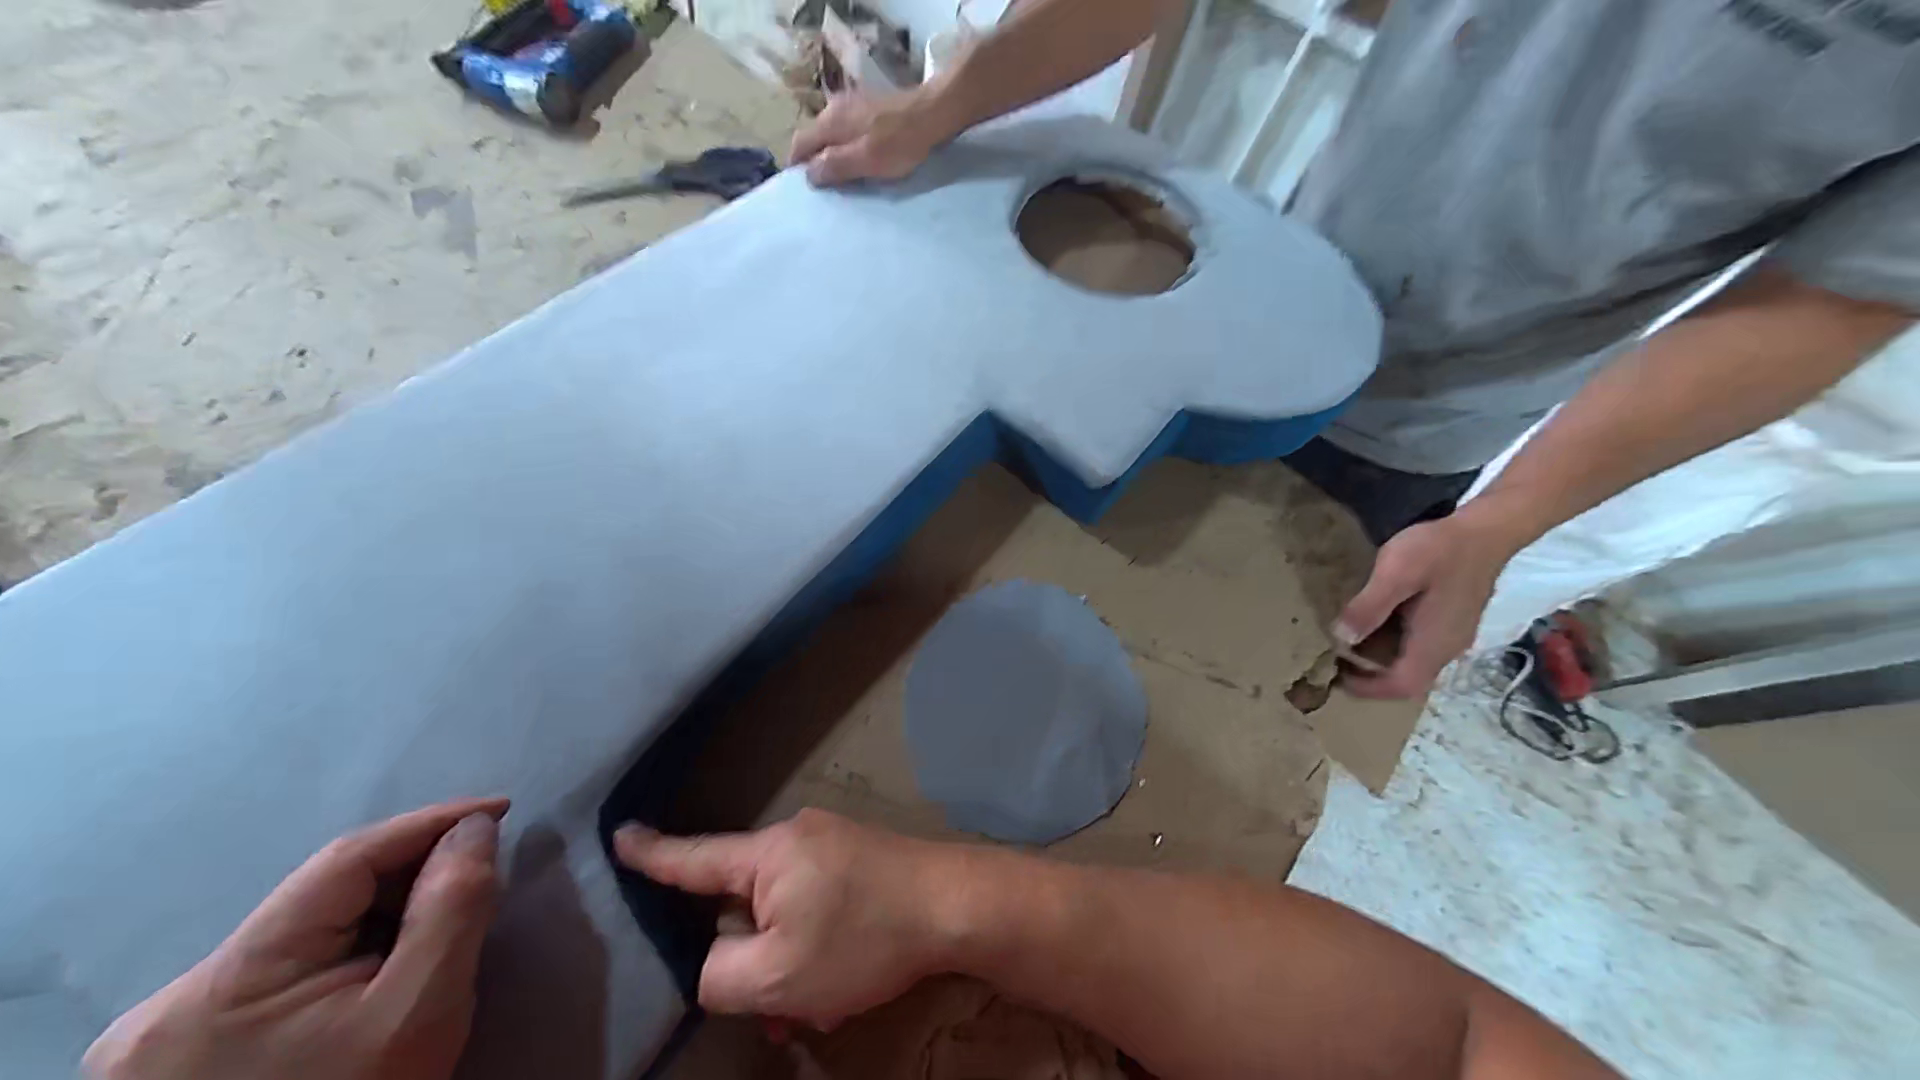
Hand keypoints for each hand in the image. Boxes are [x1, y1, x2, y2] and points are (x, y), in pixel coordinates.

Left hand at [83, 798, 508, 1079]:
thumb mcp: (420, 1010)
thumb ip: (453, 908)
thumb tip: (475, 826)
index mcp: (224, 981)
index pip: (345, 860)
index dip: (429, 822)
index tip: (501, 809)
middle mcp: (175, 995)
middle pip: (326, 894)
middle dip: (414, 871)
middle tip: (481, 871)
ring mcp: (171, 1024)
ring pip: (313, 926)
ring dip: (389, 908)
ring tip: (444, 916)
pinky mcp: (188, 1047)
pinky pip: (295, 961)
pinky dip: (357, 944)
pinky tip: (391, 957)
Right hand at [615, 809, 953, 1029]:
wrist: (953, 906)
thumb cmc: (863, 937)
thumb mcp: (778, 977)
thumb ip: (720, 975)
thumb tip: (710, 960)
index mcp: (768, 854)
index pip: (693, 857)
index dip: (651, 854)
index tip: (618, 834)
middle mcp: (796, 838)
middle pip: (744, 901)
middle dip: (748, 957)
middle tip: (767, 1009)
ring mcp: (832, 845)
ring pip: (785, 913)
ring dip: (789, 963)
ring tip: (814, 1009)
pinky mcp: (859, 860)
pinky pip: (817, 905)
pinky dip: (816, 948)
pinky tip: (838, 987)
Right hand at [789, 92, 946, 185]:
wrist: (933, 113)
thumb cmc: (900, 142)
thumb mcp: (866, 160)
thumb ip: (835, 166)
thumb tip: (808, 175)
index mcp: (829, 122)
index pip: (799, 145)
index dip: (798, 168)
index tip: (804, 191)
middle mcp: (834, 109)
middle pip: (813, 139)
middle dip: (813, 162)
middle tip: (823, 189)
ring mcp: (852, 106)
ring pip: (830, 135)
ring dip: (830, 156)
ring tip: (839, 179)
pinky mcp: (869, 109)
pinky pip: (847, 132)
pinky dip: (846, 148)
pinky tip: (857, 161)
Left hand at [1335, 514, 1516, 698]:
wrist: (1485, 530)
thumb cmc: (1438, 550)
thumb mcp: (1395, 574)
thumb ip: (1369, 607)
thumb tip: (1341, 638)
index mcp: (1435, 643)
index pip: (1402, 685)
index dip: (1368, 688)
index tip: (1337, 678)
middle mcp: (1448, 647)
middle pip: (1407, 680)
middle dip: (1370, 678)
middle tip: (1334, 662)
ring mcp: (1452, 635)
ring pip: (1413, 664)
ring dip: (1379, 663)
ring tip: (1344, 647)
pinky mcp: (1450, 621)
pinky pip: (1418, 648)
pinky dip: (1390, 647)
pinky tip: (1369, 627)